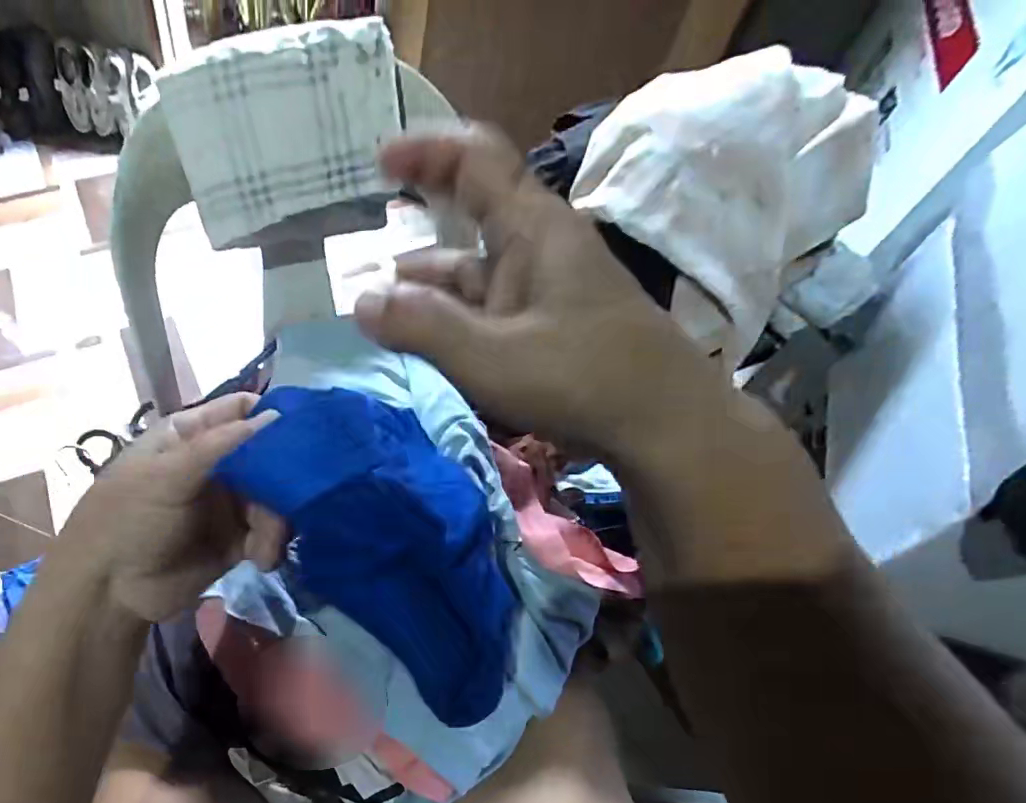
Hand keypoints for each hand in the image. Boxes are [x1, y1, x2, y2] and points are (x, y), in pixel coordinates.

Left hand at [53, 394, 286, 623]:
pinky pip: (267, 536)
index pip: (238, 413)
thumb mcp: (166, 474)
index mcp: (191, 437)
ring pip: (272, 500)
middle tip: (293, 499)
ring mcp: (226, 506)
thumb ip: (218, 445)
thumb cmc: (128, 518)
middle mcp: (214, 466)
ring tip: (266, 544)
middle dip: (282, 479)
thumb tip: (274, 417)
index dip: (269, 416)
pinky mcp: (236, 543)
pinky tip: (261, 560)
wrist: (109, 590)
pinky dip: (270, 546)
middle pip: (266, 460)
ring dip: (277, 521)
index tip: (302, 430)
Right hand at [355, 125, 738, 461]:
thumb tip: (361, 301)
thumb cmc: (582, 379)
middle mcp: (539, 252)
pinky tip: (427, 350)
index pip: (475, 161)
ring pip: (476, 280)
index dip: (425, 153)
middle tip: (362, 265)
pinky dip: (455, 327)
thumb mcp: (491, 357)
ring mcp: (546, 294)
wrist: (664, 426)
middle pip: (468, 227)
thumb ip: (424, 328)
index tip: (378, 164)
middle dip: (415, 242)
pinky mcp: (550, 332)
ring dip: (429, 295)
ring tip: (380, 317)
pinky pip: (490, 316)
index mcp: (533, 231)